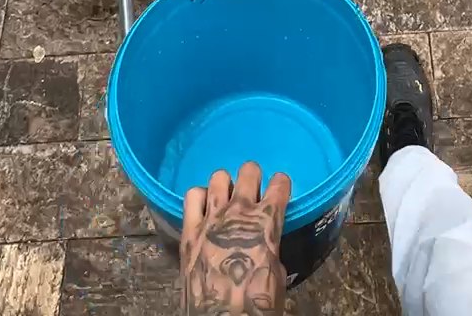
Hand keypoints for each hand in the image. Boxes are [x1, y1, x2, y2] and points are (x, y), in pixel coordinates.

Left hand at [180, 161, 291, 315]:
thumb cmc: (257, 303)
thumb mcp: (276, 275)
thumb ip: (270, 247)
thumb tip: (265, 243)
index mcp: (267, 221)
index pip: (280, 183)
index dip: (281, 184)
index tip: (279, 190)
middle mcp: (240, 210)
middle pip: (249, 170)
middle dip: (253, 178)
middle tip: (252, 192)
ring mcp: (212, 217)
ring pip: (219, 177)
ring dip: (225, 186)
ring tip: (225, 199)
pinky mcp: (189, 230)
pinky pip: (192, 196)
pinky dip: (200, 198)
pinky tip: (203, 209)